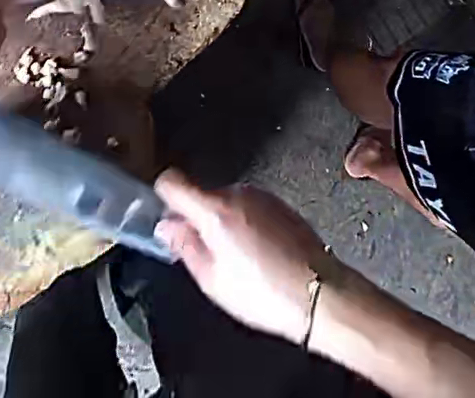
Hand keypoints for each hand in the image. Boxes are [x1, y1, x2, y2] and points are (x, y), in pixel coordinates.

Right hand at [155, 170, 330, 341]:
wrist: (314, 289)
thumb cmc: (265, 291)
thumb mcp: (211, 279)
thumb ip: (185, 246)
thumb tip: (167, 226)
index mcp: (216, 210)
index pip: (174, 182)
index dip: (162, 195)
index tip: (160, 211)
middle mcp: (239, 193)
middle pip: (201, 195)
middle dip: (196, 219)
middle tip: (203, 256)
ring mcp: (261, 194)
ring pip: (225, 201)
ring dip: (221, 223)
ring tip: (234, 260)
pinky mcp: (277, 201)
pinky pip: (247, 206)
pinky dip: (242, 223)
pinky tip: (254, 253)